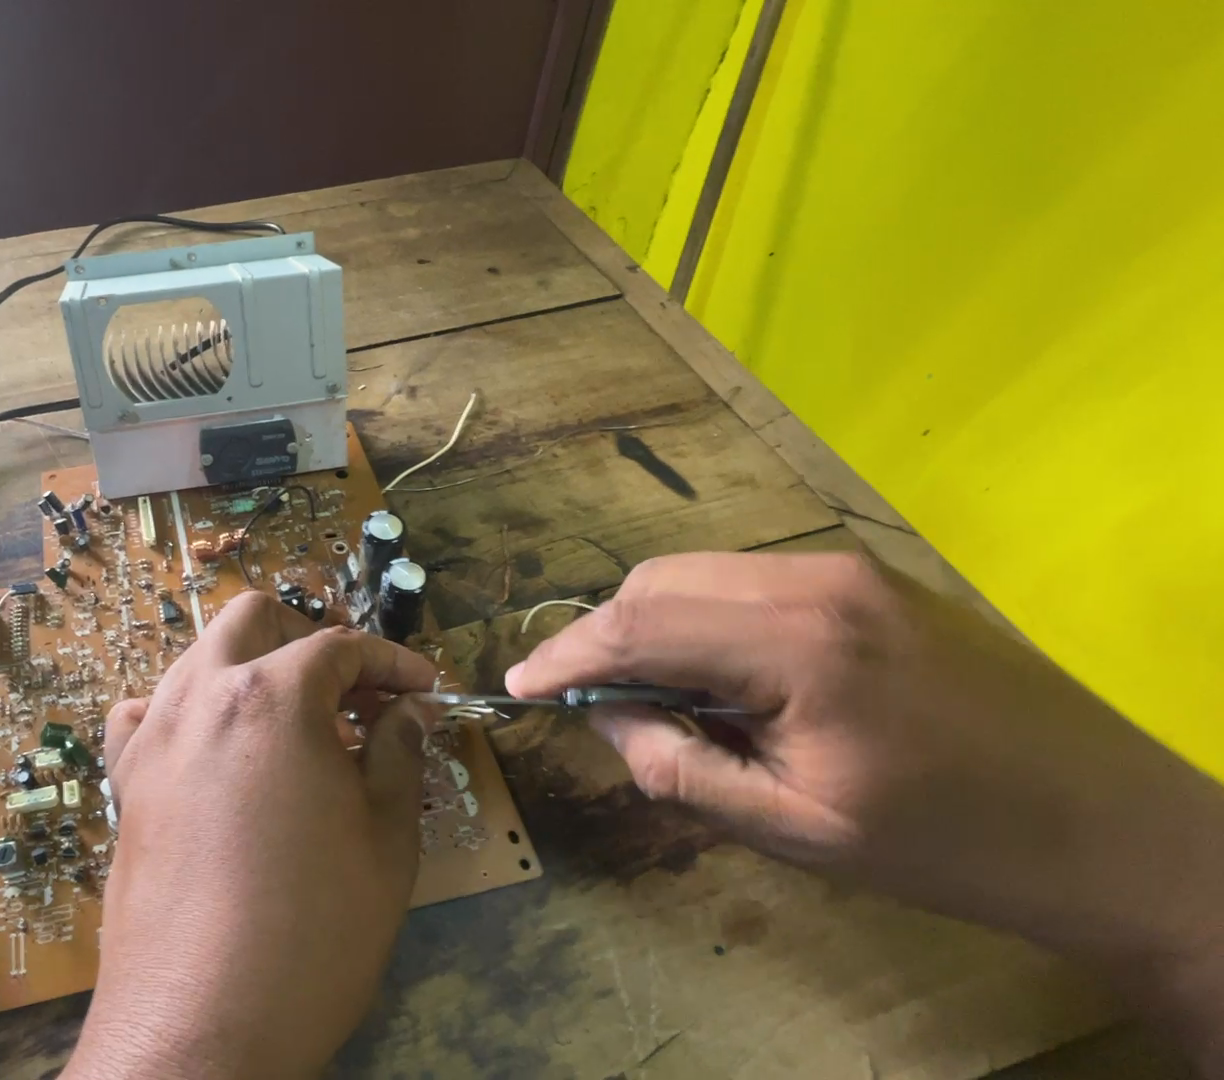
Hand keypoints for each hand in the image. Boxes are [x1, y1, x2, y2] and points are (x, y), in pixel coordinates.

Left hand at [62, 591, 439, 1079]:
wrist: (199, 1027)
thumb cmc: (313, 929)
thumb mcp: (385, 836)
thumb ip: (399, 749)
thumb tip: (414, 706)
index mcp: (270, 696)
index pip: (340, 646)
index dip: (393, 661)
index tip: (425, 690)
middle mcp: (202, 695)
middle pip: (255, 619)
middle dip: (312, 638)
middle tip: (356, 695)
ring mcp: (154, 734)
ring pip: (201, 656)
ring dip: (254, 667)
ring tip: (296, 726)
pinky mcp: (126, 779)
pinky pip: (147, 712)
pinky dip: (187, 708)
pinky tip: (217, 750)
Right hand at [507, 552, 1223, 1070]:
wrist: (1122, 832)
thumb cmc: (949, 848)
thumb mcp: (790, 830)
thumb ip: (673, 765)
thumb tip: (604, 713)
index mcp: (797, 645)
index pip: (638, 625)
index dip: (565, 656)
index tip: (517, 687)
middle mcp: (812, 581)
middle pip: (657, 582)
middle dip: (601, 636)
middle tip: (581, 698)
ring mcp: (843, 569)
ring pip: (694, 572)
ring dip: (648, 623)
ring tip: (647, 689)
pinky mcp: (863, 577)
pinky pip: (741, 578)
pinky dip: (696, 614)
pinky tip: (711, 669)